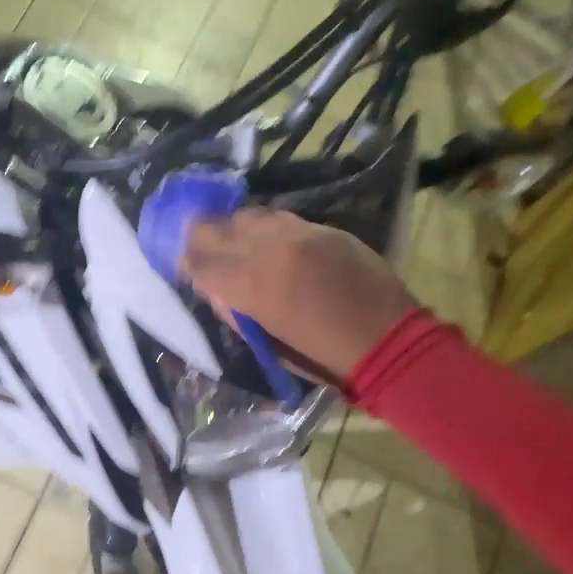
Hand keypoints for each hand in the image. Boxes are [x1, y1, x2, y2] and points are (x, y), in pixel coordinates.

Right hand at [180, 208, 418, 380]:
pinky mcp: (325, 230)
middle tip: (200, 250)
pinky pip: (282, 219)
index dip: (187, 265)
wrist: (388, 339)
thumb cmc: (322, 357)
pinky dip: (266, 229)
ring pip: (249, 216)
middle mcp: (270, 250)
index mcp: (253, 287)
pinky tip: (268, 243)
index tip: (184, 268)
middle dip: (202, 240)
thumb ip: (237, 313)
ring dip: (236, 230)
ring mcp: (300, 234)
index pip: (201, 264)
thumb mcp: (268, 343)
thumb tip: (216, 292)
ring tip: (236, 244)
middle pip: (217, 229)